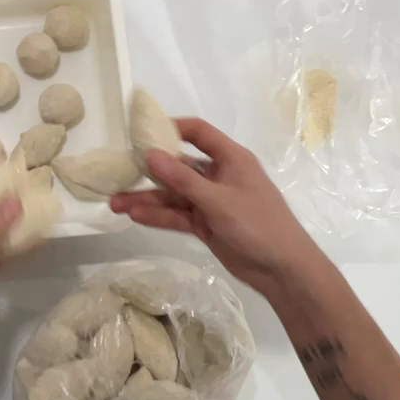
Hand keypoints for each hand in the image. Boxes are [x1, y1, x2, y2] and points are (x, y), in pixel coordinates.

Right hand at [109, 118, 315, 294]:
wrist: (283, 271)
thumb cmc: (258, 224)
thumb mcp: (218, 200)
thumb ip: (183, 179)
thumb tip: (151, 154)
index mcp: (230, 159)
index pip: (198, 132)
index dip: (171, 128)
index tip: (142, 132)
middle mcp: (218, 175)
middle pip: (178, 166)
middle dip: (149, 172)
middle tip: (119, 174)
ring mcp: (211, 201)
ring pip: (173, 195)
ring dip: (148, 199)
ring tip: (115, 204)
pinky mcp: (206, 223)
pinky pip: (177, 215)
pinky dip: (158, 216)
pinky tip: (134, 216)